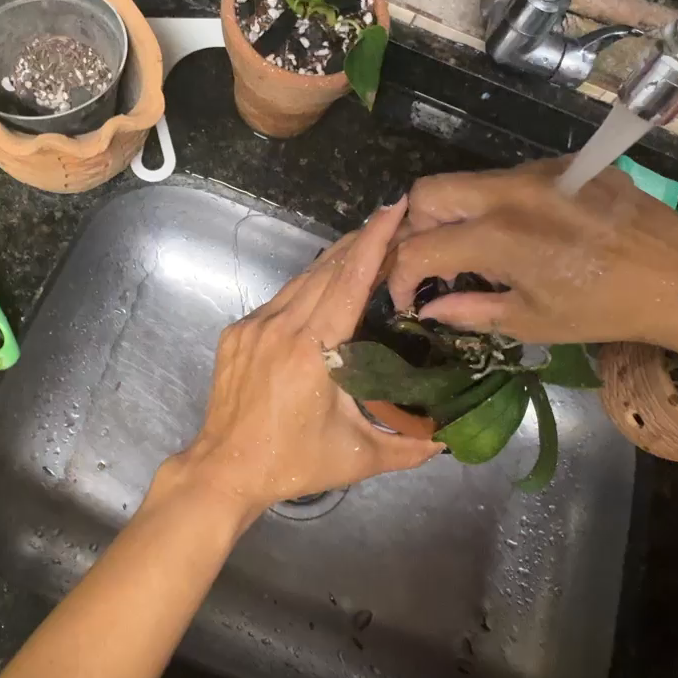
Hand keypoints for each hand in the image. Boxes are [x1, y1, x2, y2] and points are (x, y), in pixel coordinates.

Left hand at [171, 199, 443, 515]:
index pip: (348, 282)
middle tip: (394, 220)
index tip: (394, 209)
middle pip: (327, 270)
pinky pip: (280, 298)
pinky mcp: (238, 331)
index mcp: (312, 350)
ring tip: (367, 244)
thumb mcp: (357, 457)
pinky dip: (308, 285)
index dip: (374, 242)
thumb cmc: (293, 463)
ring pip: (302, 280)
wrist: (225, 468)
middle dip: (361, 241)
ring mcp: (255, 326)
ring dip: (335, 260)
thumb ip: (409, 447)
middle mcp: (281, 327)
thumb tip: (451, 440)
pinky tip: (326, 285)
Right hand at [385, 157, 677, 350]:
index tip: (408, 297)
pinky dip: (498, 205)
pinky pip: (510, 178)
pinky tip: (525, 233)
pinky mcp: (564, 164)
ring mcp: (538, 171)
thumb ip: (469, 311)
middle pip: (427, 192)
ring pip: (468, 182)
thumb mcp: (532, 322)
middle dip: (415, 229)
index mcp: (497, 237)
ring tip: (477, 252)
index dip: (401, 276)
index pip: (418, 247)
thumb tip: (429, 308)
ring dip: (456, 215)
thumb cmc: (606, 310)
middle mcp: (508, 192)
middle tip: (432, 263)